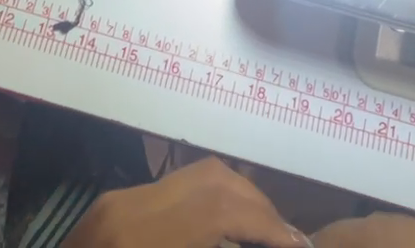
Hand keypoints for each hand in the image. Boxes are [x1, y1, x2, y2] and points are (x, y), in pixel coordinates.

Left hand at [64, 157, 308, 247]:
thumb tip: (264, 240)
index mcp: (144, 240)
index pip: (221, 208)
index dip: (268, 223)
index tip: (299, 245)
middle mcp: (131, 206)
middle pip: (214, 179)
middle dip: (260, 205)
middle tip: (289, 238)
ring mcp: (120, 199)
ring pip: (197, 173)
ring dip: (239, 195)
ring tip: (265, 229)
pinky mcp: (115, 202)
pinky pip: (176, 185)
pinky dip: (212, 197)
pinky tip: (227, 223)